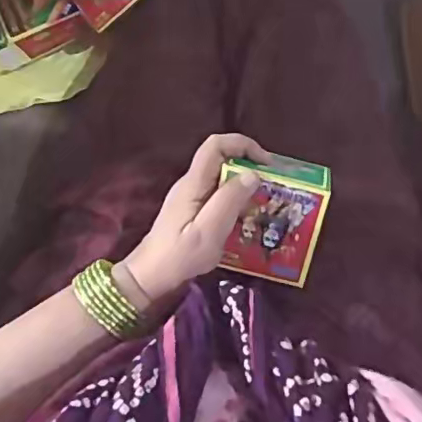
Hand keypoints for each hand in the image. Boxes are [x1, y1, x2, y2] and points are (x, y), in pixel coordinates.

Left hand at [120, 134, 272, 303]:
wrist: (150, 276)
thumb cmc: (179, 256)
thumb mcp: (209, 231)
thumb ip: (230, 201)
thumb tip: (252, 174)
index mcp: (193, 183)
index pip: (216, 145)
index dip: (243, 145)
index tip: (266, 163)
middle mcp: (191, 183)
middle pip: (221, 158)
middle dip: (249, 165)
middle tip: (272, 186)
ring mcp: (190, 196)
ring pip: (221, 177)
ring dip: (244, 184)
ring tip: (264, 203)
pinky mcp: (192, 209)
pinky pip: (217, 193)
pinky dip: (235, 198)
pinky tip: (246, 218)